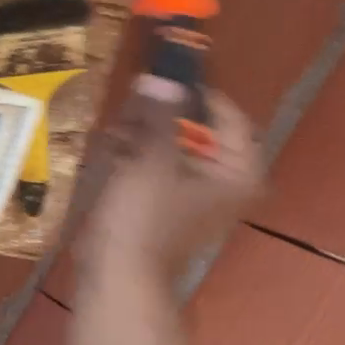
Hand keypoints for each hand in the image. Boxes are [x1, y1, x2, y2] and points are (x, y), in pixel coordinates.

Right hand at [80, 84, 261, 285]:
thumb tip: (159, 79)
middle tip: (130, 98)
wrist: (118, 269)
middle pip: (196, 135)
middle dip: (161, 117)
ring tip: (111, 123)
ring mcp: (193, 196)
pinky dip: (133, 157)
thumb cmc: (142, 216)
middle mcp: (224, 182)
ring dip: (142, 135)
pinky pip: (154, 170)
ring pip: (171, 151)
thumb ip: (158, 120)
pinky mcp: (163, 206)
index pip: (228, 119)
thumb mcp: (150, 162)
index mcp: (238, 172)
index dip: (196, 96)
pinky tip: (105, 149)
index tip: (162, 76)